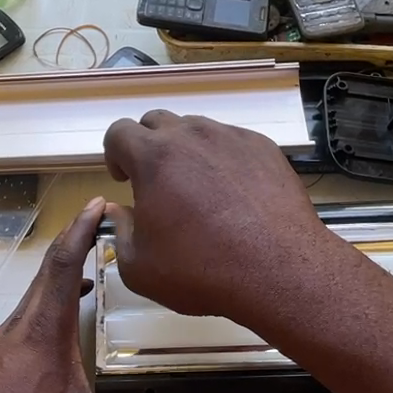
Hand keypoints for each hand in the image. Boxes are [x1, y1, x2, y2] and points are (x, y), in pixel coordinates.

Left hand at [0, 196, 185, 392]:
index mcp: (45, 328)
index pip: (65, 263)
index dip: (82, 229)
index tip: (99, 202)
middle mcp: (24, 323)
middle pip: (50, 266)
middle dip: (77, 238)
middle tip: (105, 222)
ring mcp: (7, 338)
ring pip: (39, 288)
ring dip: (64, 268)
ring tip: (94, 263)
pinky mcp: (0, 355)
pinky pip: (32, 309)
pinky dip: (54, 296)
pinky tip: (69, 318)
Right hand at [102, 111, 340, 323]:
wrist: (277, 270)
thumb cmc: (201, 271)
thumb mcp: (139, 267)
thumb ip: (120, 231)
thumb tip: (120, 211)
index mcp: (154, 157)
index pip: (119, 132)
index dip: (114, 154)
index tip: (125, 179)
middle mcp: (191, 136)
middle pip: (156, 122)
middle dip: (148, 146)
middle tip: (157, 182)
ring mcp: (230, 137)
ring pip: (196, 130)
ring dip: (186, 151)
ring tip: (198, 189)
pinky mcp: (262, 147)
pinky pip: (231, 142)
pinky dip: (223, 160)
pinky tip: (233, 195)